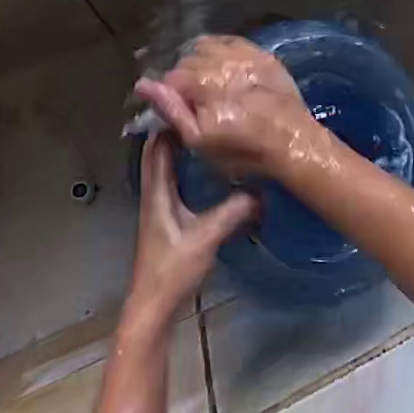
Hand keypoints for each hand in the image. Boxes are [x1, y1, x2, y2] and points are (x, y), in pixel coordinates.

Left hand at [125, 133, 256, 329]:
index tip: (193, 106)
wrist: (153, 306)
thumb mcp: (205, 238)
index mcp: (156, 191)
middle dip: (176, 132)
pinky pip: (172, 182)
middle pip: (159, 153)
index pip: (157, 146)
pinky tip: (207, 173)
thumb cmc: (172, 270)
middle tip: (204, 117)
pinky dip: (185, 170)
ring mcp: (157, 207)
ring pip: (164, 167)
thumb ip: (232, 213)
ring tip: (208, 137)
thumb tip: (260, 191)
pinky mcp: (165, 219)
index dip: (170, 124)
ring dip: (180, 151)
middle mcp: (153, 193)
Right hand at [133, 35, 326, 179]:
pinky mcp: (259, 53)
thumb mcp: (199, 139)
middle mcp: (216, 60)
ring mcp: (240, 53)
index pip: (168, 79)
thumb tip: (143, 84)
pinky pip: (230, 41)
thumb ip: (170, 109)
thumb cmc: (243, 148)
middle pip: (186, 61)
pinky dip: (222, 51)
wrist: (292, 142)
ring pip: (206, 47)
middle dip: (187, 79)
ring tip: (213, 84)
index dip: (171, 96)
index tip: (182, 110)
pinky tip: (226, 67)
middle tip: (199, 102)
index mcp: (198, 81)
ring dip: (203, 61)